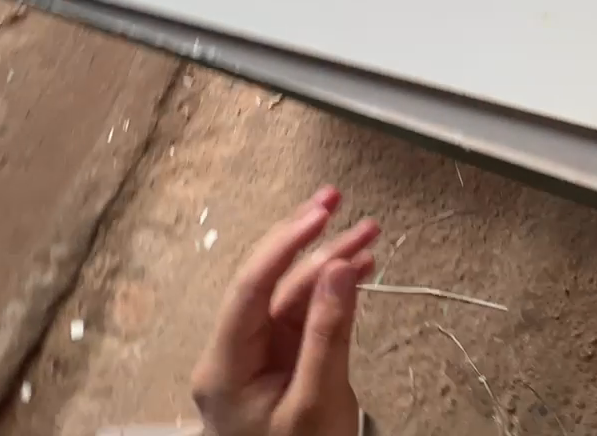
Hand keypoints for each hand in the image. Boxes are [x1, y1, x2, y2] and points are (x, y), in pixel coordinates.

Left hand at [191, 187, 381, 435]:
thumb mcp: (316, 399)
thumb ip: (328, 330)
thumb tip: (341, 265)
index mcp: (226, 365)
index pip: (251, 286)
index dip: (286, 243)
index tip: (322, 213)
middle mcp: (237, 350)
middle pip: (272, 279)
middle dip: (307, 237)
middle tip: (337, 197)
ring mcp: (261, 350)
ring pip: (295, 287)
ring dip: (333, 257)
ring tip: (370, 230)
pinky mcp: (285, 353)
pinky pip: (309, 306)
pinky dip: (338, 284)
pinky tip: (364, 265)